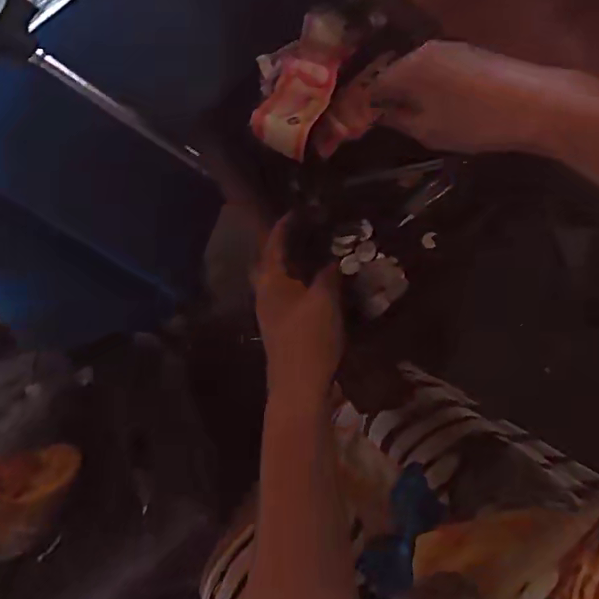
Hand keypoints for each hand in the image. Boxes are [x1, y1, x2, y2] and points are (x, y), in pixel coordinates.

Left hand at [253, 216, 343, 399]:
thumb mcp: (324, 301)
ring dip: (297, 266)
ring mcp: (272, 313)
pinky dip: (304, 285)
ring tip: (320, 255)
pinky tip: (322, 287)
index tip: (300, 210)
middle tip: (309, 232)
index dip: (286, 224)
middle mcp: (265, 293)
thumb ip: (328, 275)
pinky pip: (291, 296)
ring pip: (282, 280)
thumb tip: (332, 260)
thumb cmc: (308, 339)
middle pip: (273, 261)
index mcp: (270, 281)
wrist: (298, 389)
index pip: (274, 243)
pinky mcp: (283, 328)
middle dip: (288, 245)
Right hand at [371, 41, 558, 153]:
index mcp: (409, 67)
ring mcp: (452, 48)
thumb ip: (399, 120)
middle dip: (394, 96)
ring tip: (424, 116)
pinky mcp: (474, 53)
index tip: (372, 124)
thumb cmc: (476, 121)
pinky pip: (441, 70)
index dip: (370, 106)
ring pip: (420, 71)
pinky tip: (450, 106)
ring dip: (417, 91)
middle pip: (397, 73)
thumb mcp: (429, 130)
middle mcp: (425, 49)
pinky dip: (437, 86)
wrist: (539, 104)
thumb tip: (382, 114)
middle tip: (397, 123)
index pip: (375, 84)